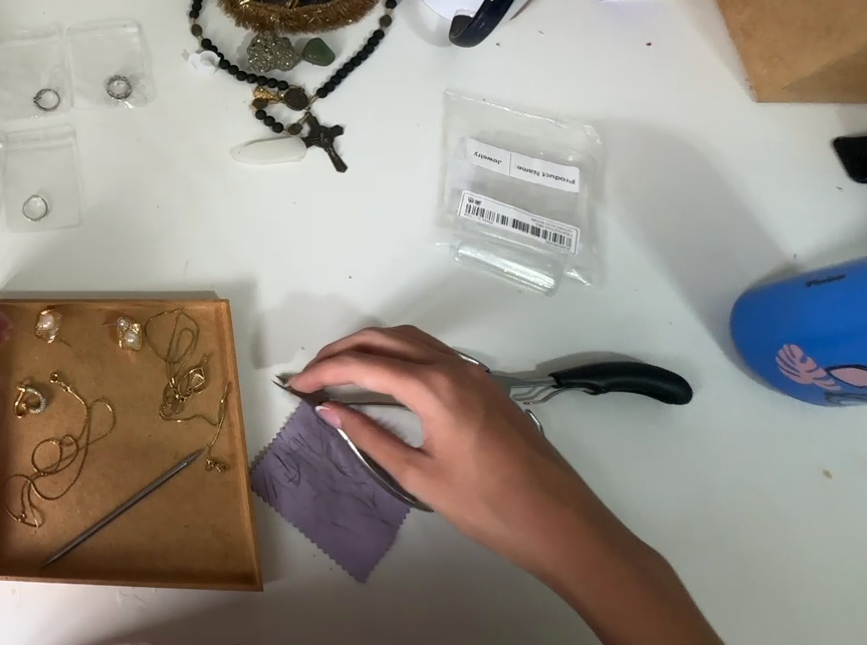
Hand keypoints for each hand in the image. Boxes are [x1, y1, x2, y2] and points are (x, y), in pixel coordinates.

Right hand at [287, 326, 718, 644]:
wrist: (569, 529)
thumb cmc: (492, 509)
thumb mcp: (420, 477)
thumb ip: (370, 437)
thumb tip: (329, 411)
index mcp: (433, 389)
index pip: (363, 366)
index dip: (323, 372)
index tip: (297, 385)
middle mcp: (452, 368)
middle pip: (382, 339)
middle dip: (340, 350)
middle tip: (313, 372)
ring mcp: (472, 372)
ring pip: (407, 338)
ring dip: (369, 345)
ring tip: (341, 367)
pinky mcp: (484, 383)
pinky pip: (429, 350)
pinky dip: (396, 351)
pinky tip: (385, 374)